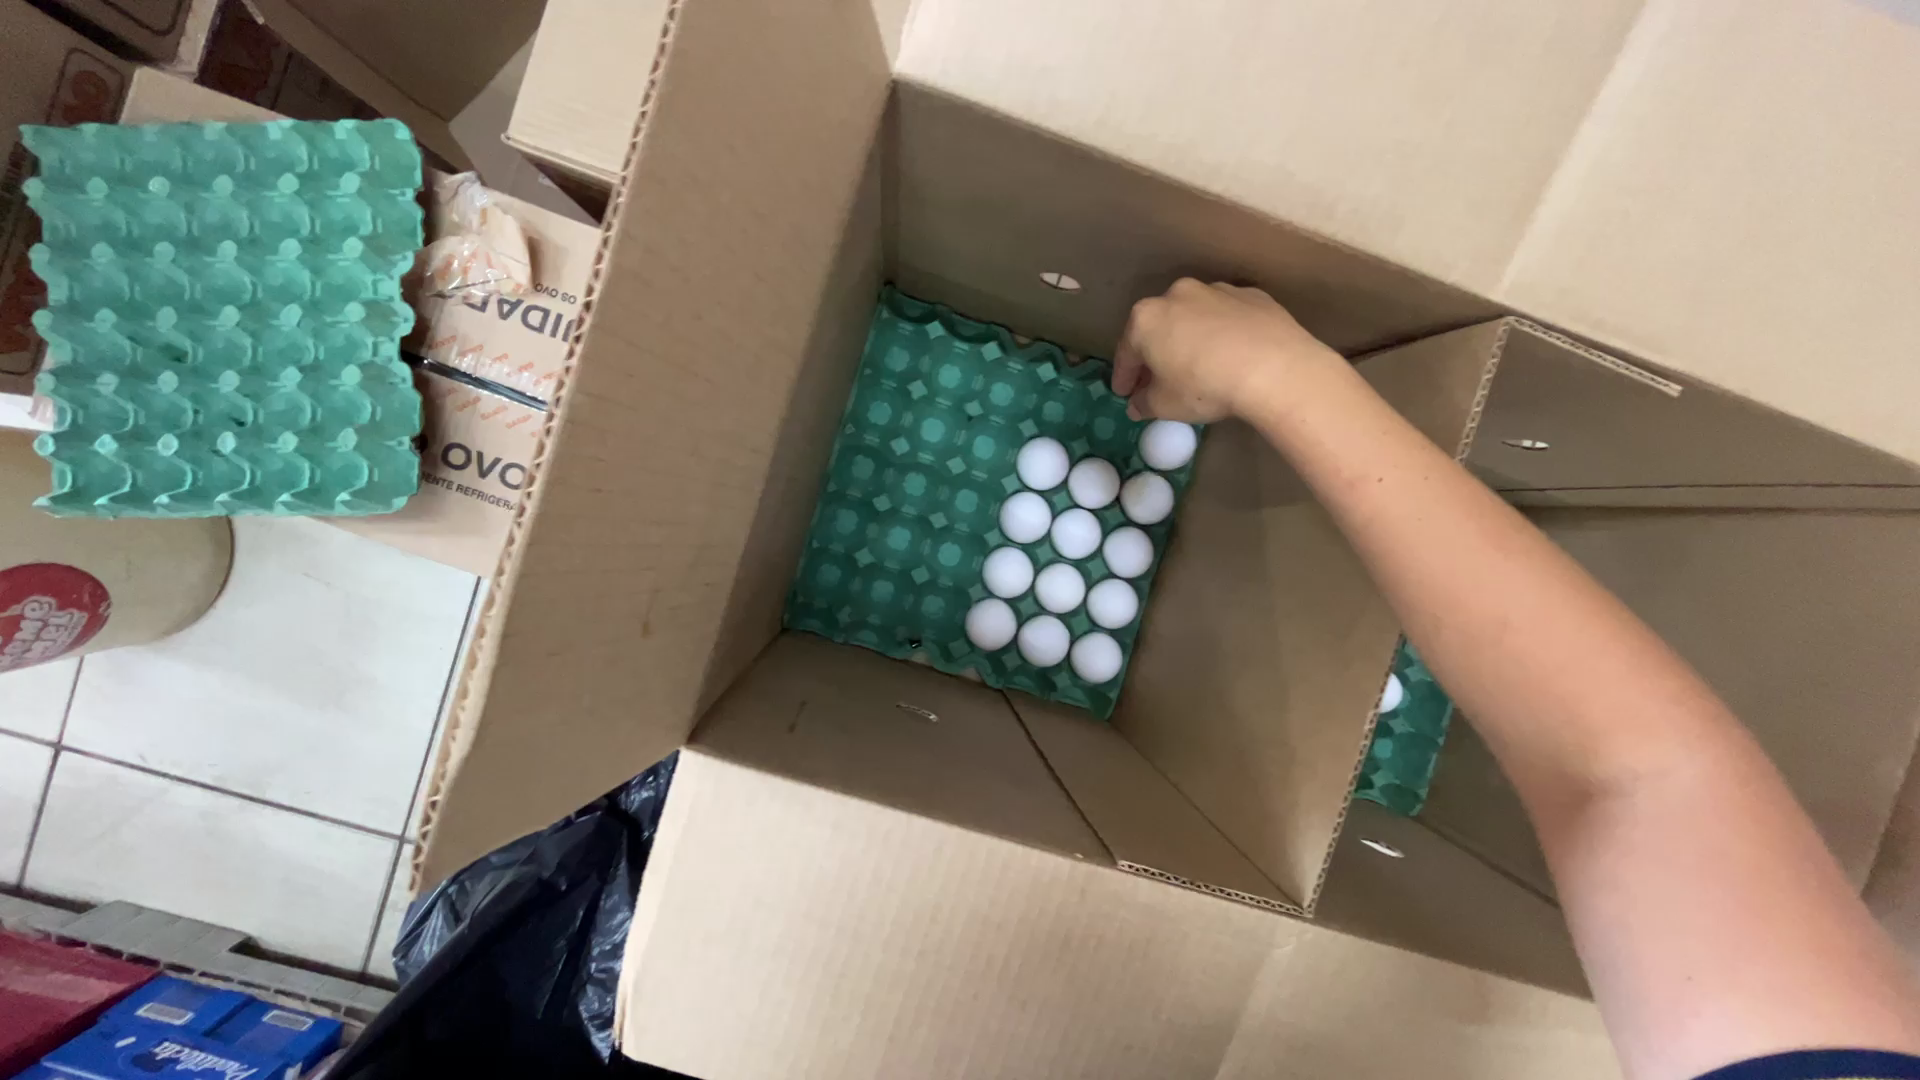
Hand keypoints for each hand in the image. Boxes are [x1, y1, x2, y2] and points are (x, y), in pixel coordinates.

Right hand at [1111, 279, 1338, 422]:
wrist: (1274, 368)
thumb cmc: (1204, 386)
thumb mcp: (1165, 405)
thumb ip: (1145, 403)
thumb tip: (1138, 404)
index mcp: (1146, 318)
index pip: (1126, 351)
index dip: (1124, 376)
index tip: (1125, 393)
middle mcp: (1177, 295)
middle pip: (1159, 328)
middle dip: (1155, 354)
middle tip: (1158, 380)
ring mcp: (1217, 290)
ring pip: (1193, 318)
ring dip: (1189, 339)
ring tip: (1197, 366)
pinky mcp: (1252, 295)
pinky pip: (1227, 317)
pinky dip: (1222, 333)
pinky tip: (1231, 356)